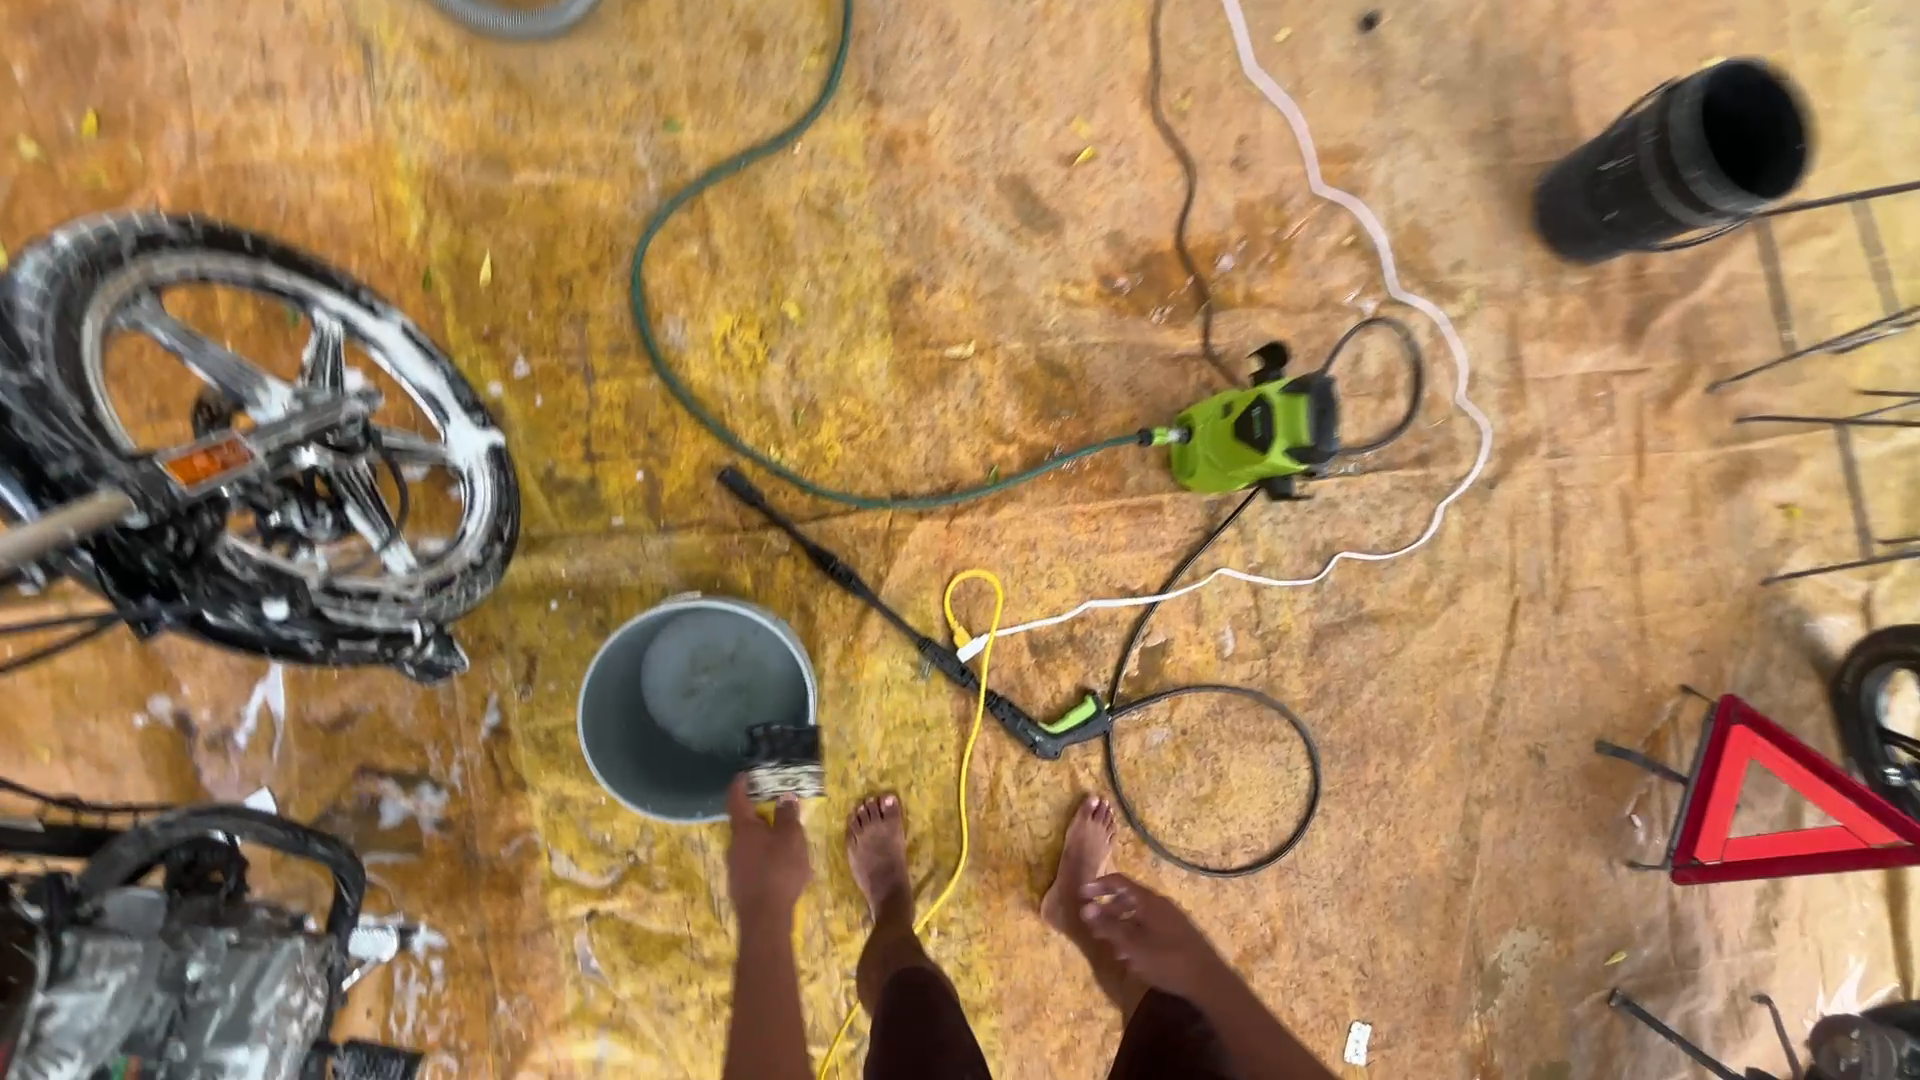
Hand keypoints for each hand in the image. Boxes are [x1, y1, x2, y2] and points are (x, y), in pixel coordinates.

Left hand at [725, 775, 811, 923]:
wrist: (765, 918)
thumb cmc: (779, 870)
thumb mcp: (791, 837)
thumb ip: (787, 815)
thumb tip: (784, 797)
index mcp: (744, 829)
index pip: (736, 799)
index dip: (740, 785)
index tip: (744, 774)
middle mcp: (734, 845)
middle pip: (743, 823)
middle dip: (758, 814)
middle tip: (776, 807)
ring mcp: (735, 867)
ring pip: (749, 844)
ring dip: (764, 837)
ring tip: (784, 837)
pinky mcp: (741, 885)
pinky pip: (753, 861)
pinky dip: (765, 856)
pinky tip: (781, 864)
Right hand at [1080, 873, 1228, 999]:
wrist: (1209, 980)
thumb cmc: (1167, 959)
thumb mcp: (1132, 945)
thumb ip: (1108, 926)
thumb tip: (1085, 908)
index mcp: (1148, 900)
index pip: (1118, 882)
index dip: (1098, 886)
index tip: (1082, 895)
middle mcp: (1159, 904)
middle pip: (1128, 899)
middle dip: (1109, 911)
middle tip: (1094, 925)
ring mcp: (1171, 919)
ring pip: (1139, 916)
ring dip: (1122, 927)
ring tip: (1112, 947)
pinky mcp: (1178, 934)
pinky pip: (1150, 928)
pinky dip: (1136, 936)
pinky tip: (1134, 957)